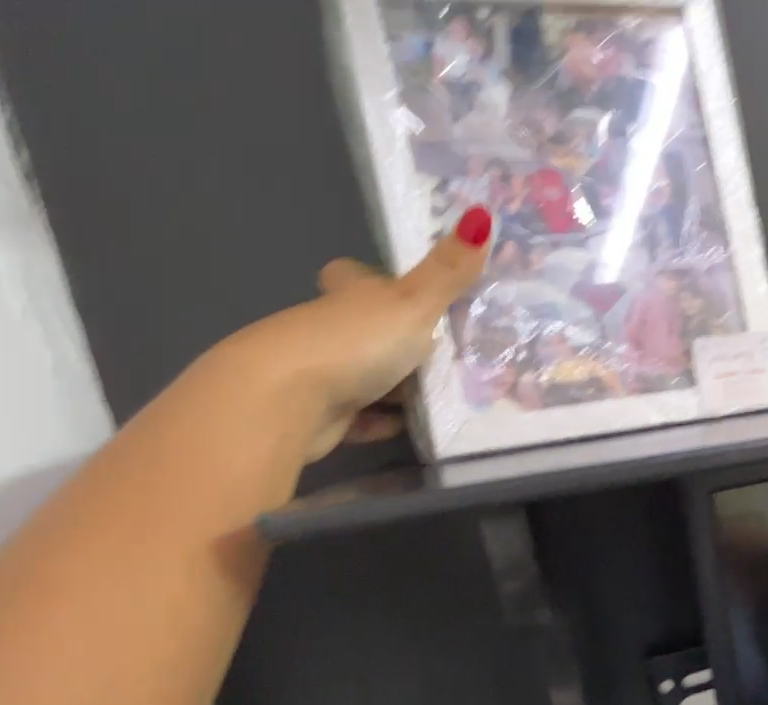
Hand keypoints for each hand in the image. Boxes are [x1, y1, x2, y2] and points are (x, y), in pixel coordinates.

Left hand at [208, 206, 491, 462]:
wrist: (286, 401)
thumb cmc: (353, 343)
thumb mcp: (413, 304)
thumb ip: (448, 271)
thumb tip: (481, 213)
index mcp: (349, 297)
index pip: (353, 277)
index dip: (370, 279)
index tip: (397, 290)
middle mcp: (329, 330)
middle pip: (364, 330)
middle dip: (396, 341)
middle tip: (443, 353)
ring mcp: (321, 374)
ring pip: (364, 376)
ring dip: (393, 387)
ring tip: (441, 395)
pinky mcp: (320, 416)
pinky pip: (359, 418)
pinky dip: (380, 422)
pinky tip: (408, 428)